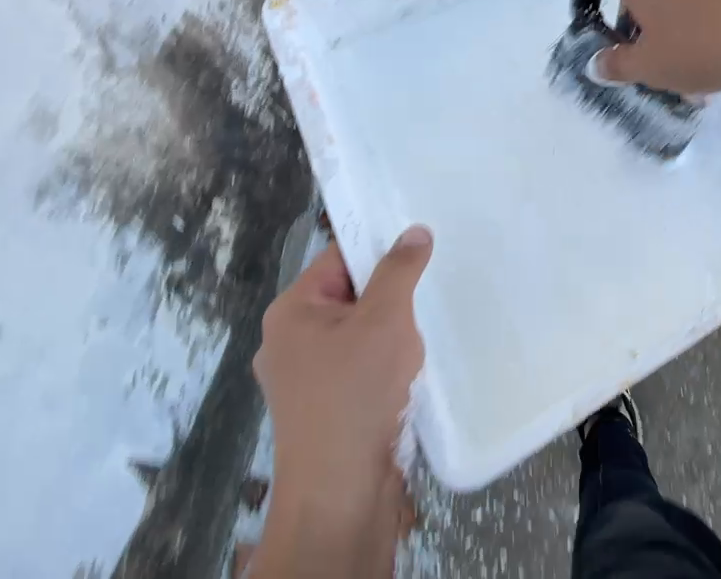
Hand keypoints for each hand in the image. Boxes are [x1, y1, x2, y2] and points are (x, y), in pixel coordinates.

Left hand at [254, 228, 433, 507]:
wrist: (341, 488)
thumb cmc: (357, 392)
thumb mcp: (386, 318)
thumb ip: (400, 270)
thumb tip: (414, 231)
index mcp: (292, 312)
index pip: (337, 258)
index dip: (378, 247)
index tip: (421, 244)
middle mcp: (288, 341)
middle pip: (348, 295)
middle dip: (390, 294)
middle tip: (432, 285)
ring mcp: (303, 379)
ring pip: (356, 334)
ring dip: (391, 332)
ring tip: (427, 328)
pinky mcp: (323, 408)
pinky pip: (357, 366)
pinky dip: (385, 362)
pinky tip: (413, 367)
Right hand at [574, 0, 720, 94]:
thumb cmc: (702, 48)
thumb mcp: (651, 67)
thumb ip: (616, 64)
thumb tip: (598, 63)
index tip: (596, 26)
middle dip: (634, 17)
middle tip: (646, 53)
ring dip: (668, 18)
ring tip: (685, 63)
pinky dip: (697, 12)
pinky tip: (714, 50)